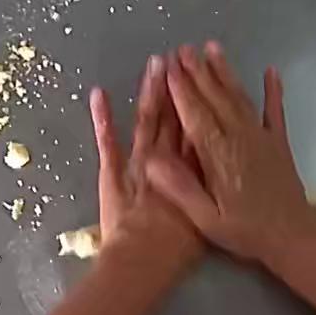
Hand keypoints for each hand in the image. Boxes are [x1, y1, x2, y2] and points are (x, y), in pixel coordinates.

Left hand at [88, 55, 204, 270]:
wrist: (143, 259)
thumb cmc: (178, 246)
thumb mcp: (207, 213)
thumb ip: (210, 183)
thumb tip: (218, 160)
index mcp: (192, 168)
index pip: (197, 126)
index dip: (199, 99)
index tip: (201, 73)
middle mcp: (166, 157)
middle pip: (174, 115)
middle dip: (177, 85)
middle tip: (180, 55)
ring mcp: (137, 161)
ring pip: (147, 119)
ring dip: (150, 90)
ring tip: (155, 63)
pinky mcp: (111, 170)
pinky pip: (107, 138)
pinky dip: (103, 116)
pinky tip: (98, 93)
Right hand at [146, 42, 315, 267]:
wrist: (294, 237)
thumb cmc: (245, 230)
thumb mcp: (206, 218)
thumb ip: (179, 188)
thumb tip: (151, 159)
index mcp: (217, 154)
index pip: (194, 113)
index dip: (179, 88)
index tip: (167, 65)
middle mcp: (238, 137)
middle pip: (214, 97)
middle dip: (196, 71)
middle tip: (183, 48)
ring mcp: (261, 136)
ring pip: (238, 97)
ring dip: (224, 71)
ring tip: (212, 47)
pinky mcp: (278, 142)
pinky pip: (274, 111)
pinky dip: (272, 90)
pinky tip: (270, 71)